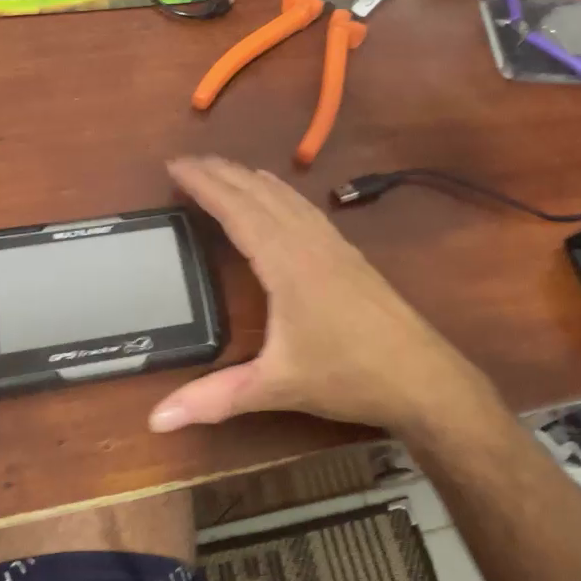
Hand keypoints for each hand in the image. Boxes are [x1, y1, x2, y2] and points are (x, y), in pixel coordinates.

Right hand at [148, 157, 486, 436]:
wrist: (423, 377)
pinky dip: (281, 193)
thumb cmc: (349, 375)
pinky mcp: (349, 255)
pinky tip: (279, 197)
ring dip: (250, 179)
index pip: (237, 210)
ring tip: (224, 170)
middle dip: (222, 173)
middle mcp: (309, 242)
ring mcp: (333, 245)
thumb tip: (157, 419)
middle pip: (260, 194)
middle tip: (186, 161)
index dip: (204, 185)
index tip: (174, 165)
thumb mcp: (278, 386)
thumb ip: (216, 399)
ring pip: (286, 197)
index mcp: (286, 262)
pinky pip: (306, 209)